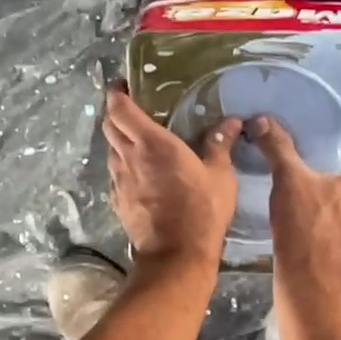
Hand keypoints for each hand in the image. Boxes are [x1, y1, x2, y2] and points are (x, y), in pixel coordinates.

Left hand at [102, 83, 243, 270]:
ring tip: (138, 136)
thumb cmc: (200, 210)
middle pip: (109, 124)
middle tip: (132, 105)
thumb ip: (220, 145)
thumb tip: (231, 122)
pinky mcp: (118, 199)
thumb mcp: (219, 176)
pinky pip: (115, 171)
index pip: (119, 108)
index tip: (124, 83)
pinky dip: (123, 162)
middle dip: (115, 111)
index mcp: (151, 143)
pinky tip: (140, 169)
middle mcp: (129, 156)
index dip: (116, 92)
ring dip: (118, 137)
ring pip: (110, 148)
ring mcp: (120, 179)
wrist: (175, 256)